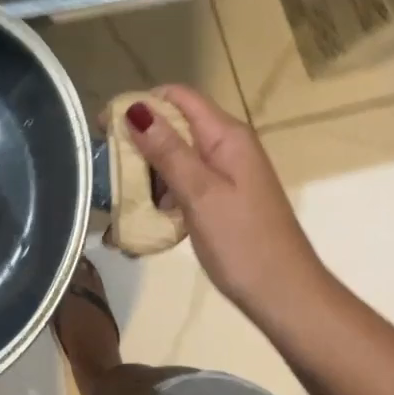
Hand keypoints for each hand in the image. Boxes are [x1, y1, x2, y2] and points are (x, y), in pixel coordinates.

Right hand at [125, 85, 331, 319]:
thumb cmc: (244, 243)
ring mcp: (228, 171)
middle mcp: (228, 144)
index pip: (178, 96)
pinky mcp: (225, 196)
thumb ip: (168, 150)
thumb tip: (135, 109)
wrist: (288, 298)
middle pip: (176, 123)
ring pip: (180, 152)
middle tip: (109, 165)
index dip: (140, 103)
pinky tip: (150, 212)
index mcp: (226, 135)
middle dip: (141, 138)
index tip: (105, 124)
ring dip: (151, 168)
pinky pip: (189, 178)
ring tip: (122, 192)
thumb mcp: (200, 194)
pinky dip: (167, 189)